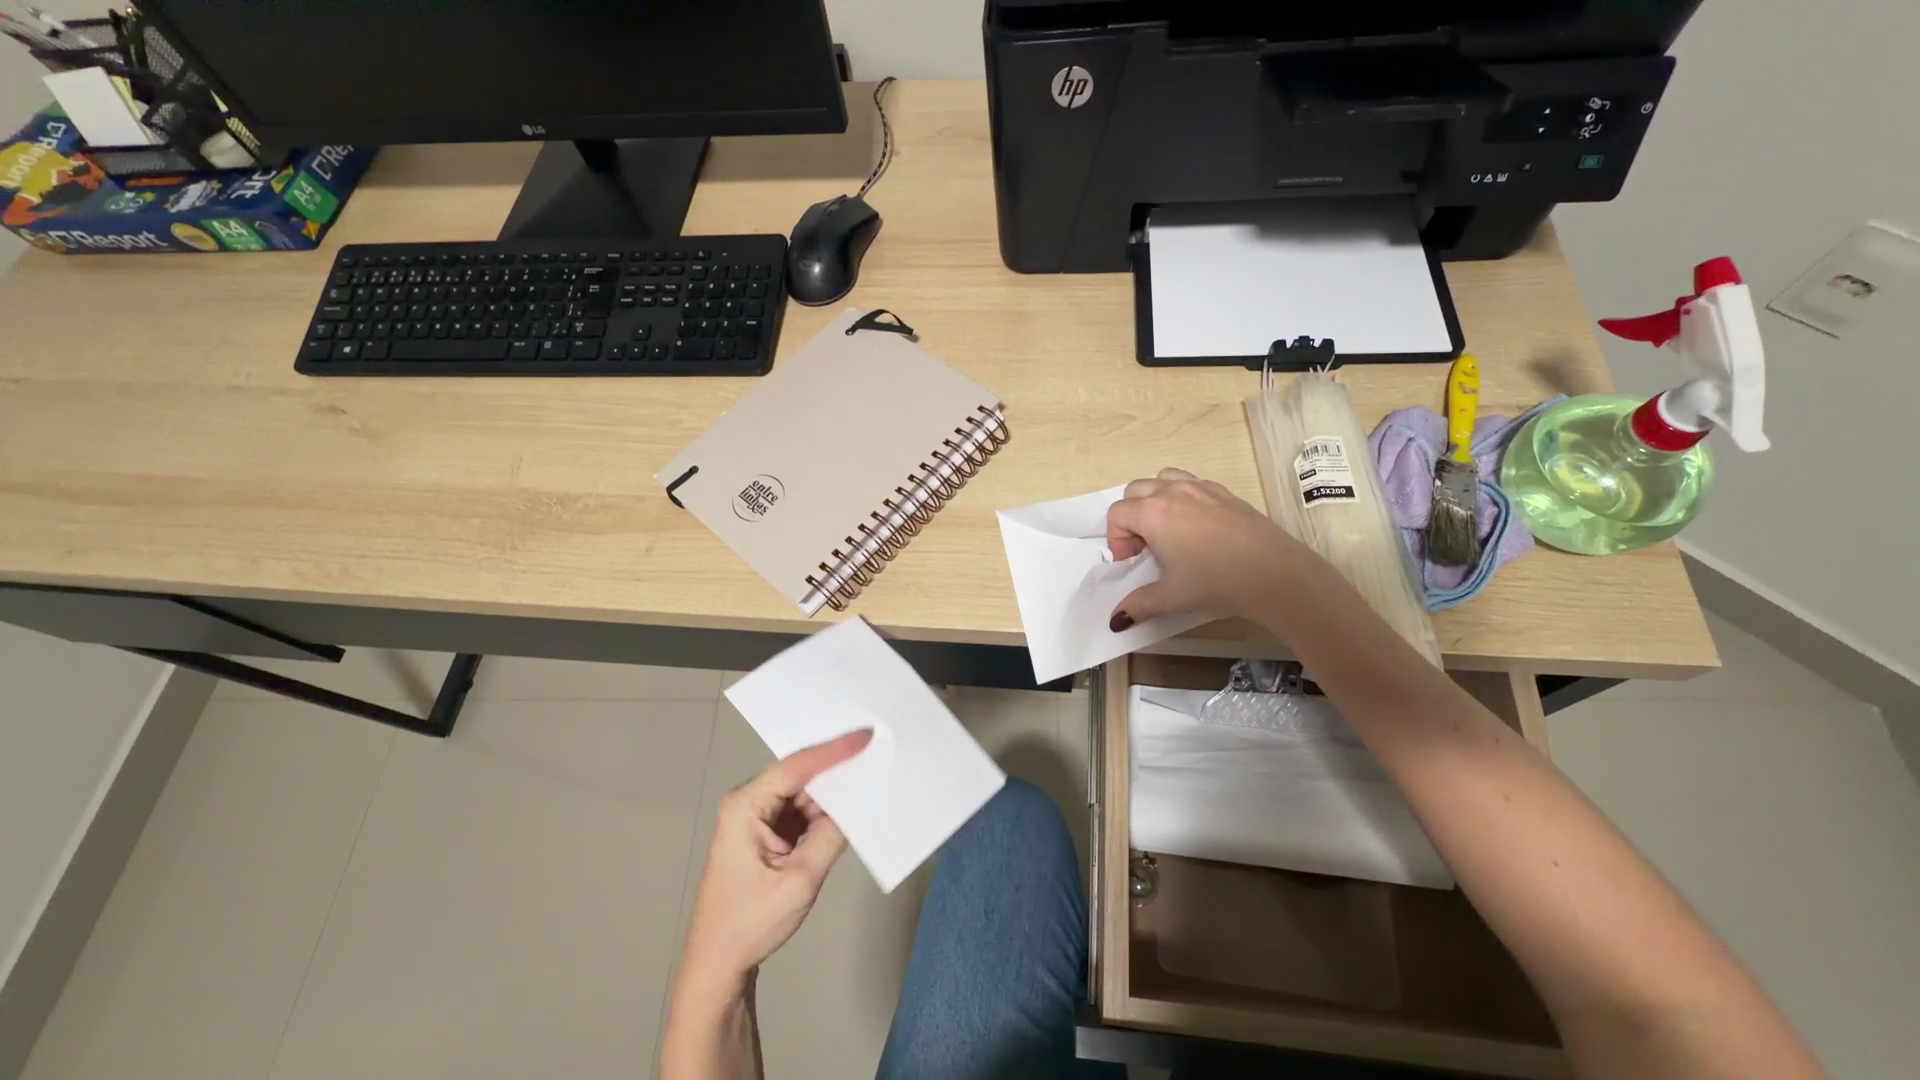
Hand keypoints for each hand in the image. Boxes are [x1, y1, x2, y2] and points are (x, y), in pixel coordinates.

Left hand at [676, 730, 872, 991]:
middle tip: (873, 757)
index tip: (866, 735)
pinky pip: (797, 815)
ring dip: (829, 800)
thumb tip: (853, 807)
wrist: (717, 964)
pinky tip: (847, 816)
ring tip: (868, 786)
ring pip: (801, 797)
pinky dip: (820, 817)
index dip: (833, 750)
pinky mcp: (761, 836)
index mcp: (745, 806)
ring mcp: (752, 820)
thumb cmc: (750, 922)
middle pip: (798, 778)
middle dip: (834, 772)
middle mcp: (746, 804)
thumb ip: (829, 837)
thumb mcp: (800, 880)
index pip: (796, 767)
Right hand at [1106, 468, 1313, 628]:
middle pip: (1135, 491)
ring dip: (1154, 499)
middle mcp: (1173, 491)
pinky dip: (1182, 497)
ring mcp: (1200, 487)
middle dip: (1131, 517)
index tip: (1131, 561)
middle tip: (1145, 547)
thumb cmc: (1216, 581)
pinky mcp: (1224, 492)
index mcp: (1153, 513)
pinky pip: (1190, 483)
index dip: (1116, 539)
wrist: (1274, 572)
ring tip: (1166, 529)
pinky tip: (1196, 526)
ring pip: (1163, 479)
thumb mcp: (1171, 597)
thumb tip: (1116, 620)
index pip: (1117, 513)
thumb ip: (1138, 605)